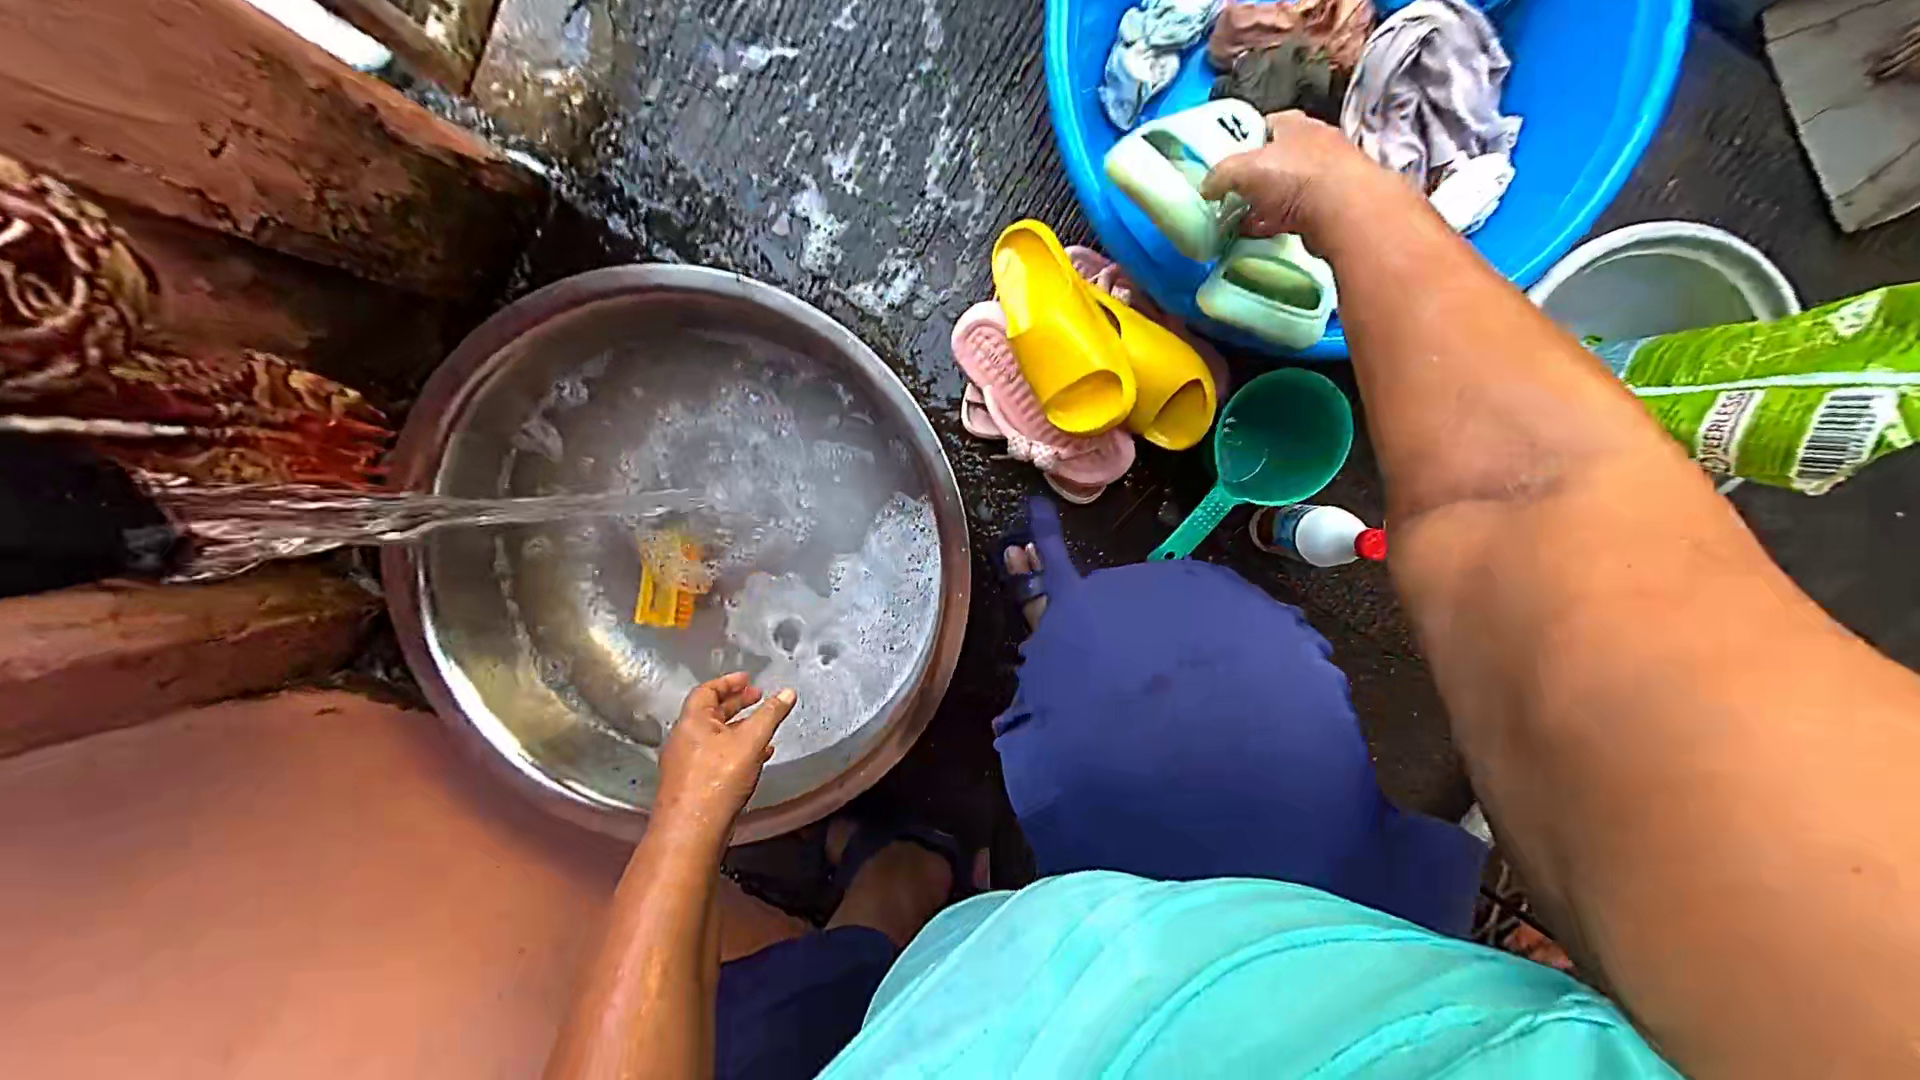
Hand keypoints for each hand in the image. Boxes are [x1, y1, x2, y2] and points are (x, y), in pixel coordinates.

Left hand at [654, 673, 796, 838]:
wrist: (691, 833)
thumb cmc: (716, 782)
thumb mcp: (751, 741)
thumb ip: (770, 714)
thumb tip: (787, 692)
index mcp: (692, 723)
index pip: (707, 691)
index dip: (729, 682)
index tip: (748, 679)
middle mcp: (684, 740)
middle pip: (710, 712)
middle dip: (736, 703)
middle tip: (758, 697)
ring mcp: (686, 763)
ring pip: (715, 736)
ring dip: (739, 727)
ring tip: (763, 725)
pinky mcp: (693, 783)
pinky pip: (716, 756)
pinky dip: (737, 749)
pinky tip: (757, 756)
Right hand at [1200, 111, 1401, 241]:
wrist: (1341, 209)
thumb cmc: (1293, 176)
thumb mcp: (1243, 169)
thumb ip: (1220, 175)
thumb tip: (1206, 188)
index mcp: (1294, 124)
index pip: (1265, 124)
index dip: (1243, 140)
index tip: (1225, 160)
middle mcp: (1311, 144)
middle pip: (1273, 159)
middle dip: (1252, 177)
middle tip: (1230, 195)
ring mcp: (1322, 175)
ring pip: (1283, 188)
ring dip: (1262, 203)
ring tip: (1240, 219)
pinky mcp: (1326, 205)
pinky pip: (1291, 213)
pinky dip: (1273, 222)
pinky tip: (1258, 233)